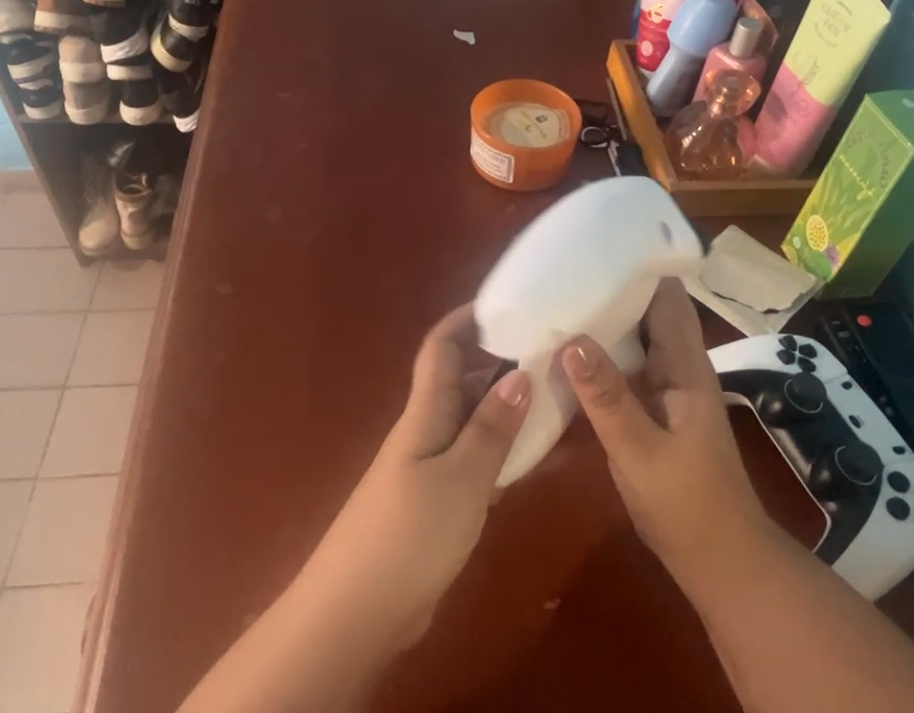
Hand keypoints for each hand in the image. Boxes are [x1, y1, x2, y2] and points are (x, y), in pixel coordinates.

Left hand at [295, 304, 531, 648]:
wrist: (358, 611)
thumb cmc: (409, 534)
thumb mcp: (461, 477)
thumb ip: (491, 428)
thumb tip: (519, 373)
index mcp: (424, 415)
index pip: (440, 350)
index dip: (465, 320)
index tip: (507, 303)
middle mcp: (425, 433)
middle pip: (460, 382)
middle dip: (499, 361)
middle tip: (553, 351)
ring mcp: (428, 470)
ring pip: (471, 422)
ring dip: (506, 406)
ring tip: (555, 395)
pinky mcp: (436, 505)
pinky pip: (474, 461)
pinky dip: (501, 450)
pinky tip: (532, 456)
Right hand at [560, 279, 776, 589]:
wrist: (717, 557)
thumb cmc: (688, 503)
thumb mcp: (640, 450)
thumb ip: (607, 396)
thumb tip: (571, 338)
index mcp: (685, 367)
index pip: (667, 298)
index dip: (639, 266)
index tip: (597, 241)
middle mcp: (676, 368)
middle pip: (644, 313)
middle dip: (608, 289)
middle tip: (557, 268)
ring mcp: (663, 391)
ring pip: (630, 342)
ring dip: (599, 323)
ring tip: (551, 300)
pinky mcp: (649, 412)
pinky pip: (620, 372)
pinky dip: (595, 359)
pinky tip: (560, 356)